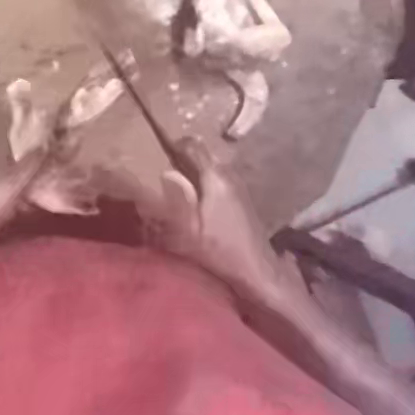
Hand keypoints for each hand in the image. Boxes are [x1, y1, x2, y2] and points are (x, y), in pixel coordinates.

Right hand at [151, 139, 304, 311]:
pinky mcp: (242, 197)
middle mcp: (229, 174)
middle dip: (184, 155)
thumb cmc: (220, 249)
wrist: (257, 270)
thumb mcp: (189, 228)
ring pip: (212, 165)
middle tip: (163, 163)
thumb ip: (176, 197)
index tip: (157, 148)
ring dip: (195, 167)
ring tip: (175, 178)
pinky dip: (205, 179)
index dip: (175, 144)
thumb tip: (164, 173)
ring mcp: (238, 184)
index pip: (194, 146)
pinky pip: (218, 177)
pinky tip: (195, 194)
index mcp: (215, 176)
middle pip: (204, 153)